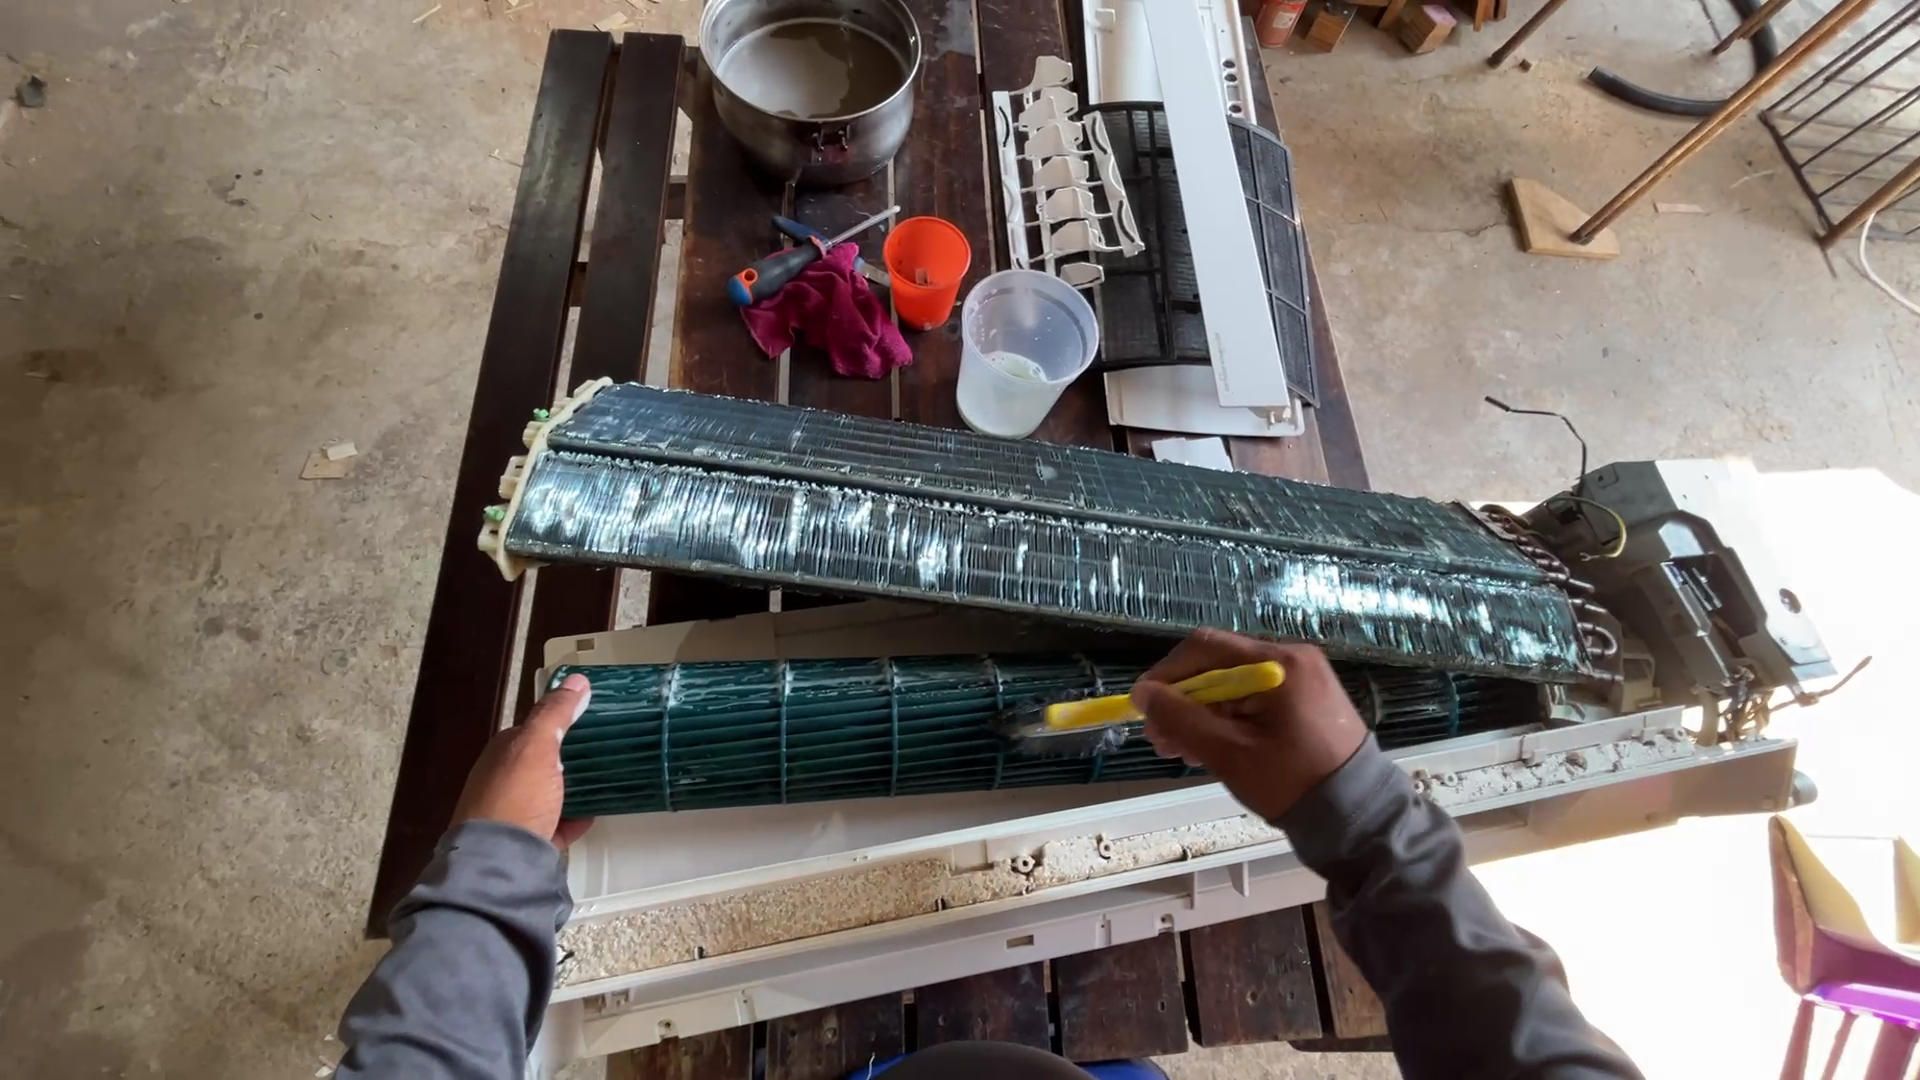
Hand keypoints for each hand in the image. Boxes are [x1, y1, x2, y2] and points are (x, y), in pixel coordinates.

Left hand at [452, 673, 595, 849]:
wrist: (501, 865)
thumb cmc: (515, 799)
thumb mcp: (536, 747)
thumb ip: (555, 713)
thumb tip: (576, 679)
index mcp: (502, 755)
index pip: (534, 729)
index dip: (561, 719)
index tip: (594, 715)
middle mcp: (504, 782)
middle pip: (544, 760)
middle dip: (572, 753)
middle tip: (608, 744)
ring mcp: (517, 813)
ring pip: (552, 790)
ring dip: (576, 783)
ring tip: (608, 774)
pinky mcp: (532, 839)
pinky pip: (561, 820)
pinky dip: (578, 814)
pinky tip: (597, 809)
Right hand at [1130, 629, 1367, 820]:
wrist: (1361, 819)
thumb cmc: (1293, 783)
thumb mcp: (1228, 753)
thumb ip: (1181, 719)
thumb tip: (1142, 694)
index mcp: (1278, 663)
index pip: (1204, 648)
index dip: (1166, 674)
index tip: (1143, 706)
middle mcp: (1291, 658)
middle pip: (1216, 665)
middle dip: (1182, 700)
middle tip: (1161, 738)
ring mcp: (1301, 678)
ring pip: (1231, 684)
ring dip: (1200, 712)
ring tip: (1181, 750)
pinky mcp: (1305, 698)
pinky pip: (1252, 697)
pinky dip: (1226, 718)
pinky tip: (1210, 746)